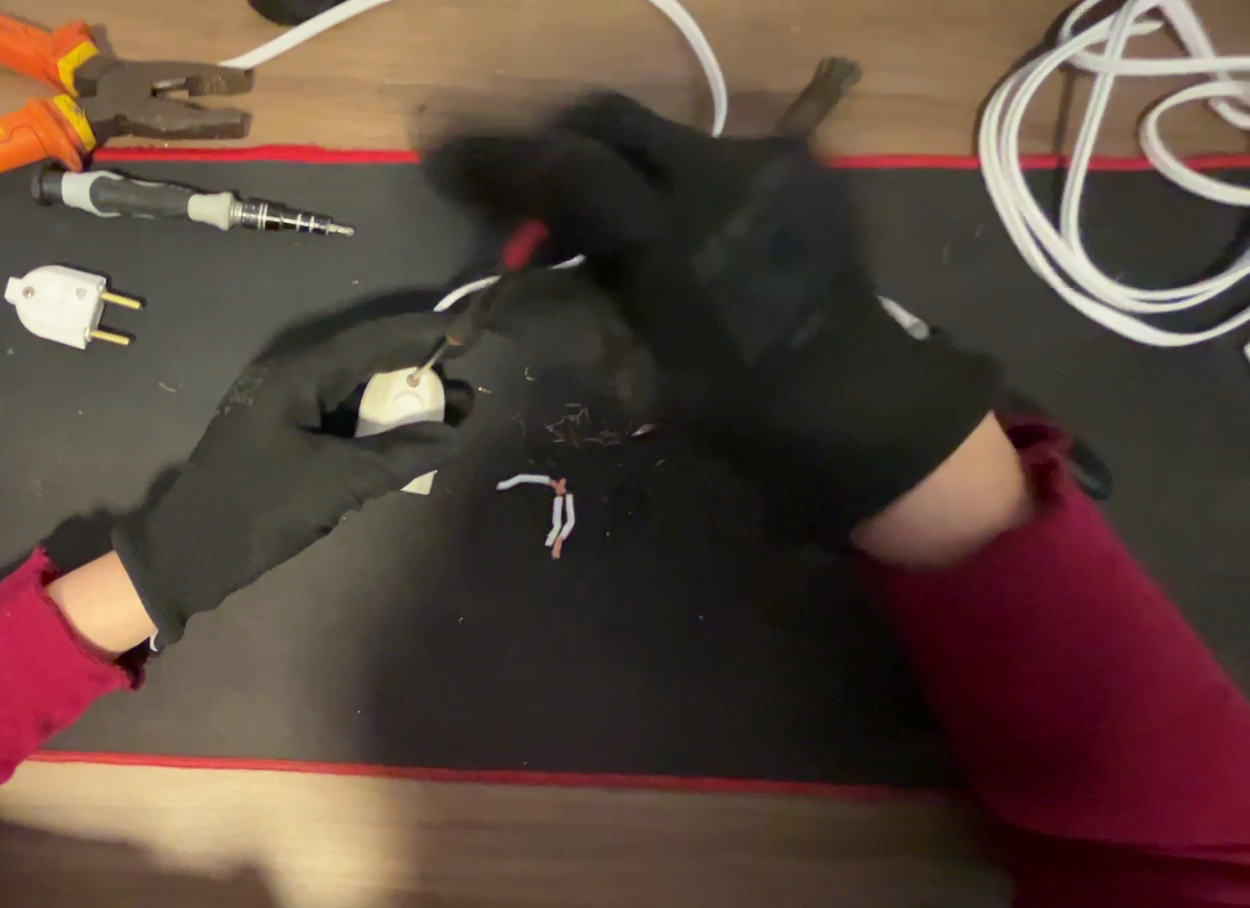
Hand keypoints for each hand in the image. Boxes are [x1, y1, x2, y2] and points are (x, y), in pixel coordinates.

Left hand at [113, 314, 471, 644]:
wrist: (191, 551)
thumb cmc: (259, 509)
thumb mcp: (336, 482)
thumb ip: (398, 456)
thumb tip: (453, 436)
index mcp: (296, 374)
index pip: (372, 339)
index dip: (423, 334)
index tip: (470, 332)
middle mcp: (291, 380)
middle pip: (365, 364)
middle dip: (417, 376)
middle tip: (466, 394)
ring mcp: (284, 410)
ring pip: (352, 396)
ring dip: (396, 408)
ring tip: (447, 420)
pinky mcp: (283, 439)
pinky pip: (337, 424)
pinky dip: (371, 432)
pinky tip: (403, 445)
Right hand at [428, 94, 1000, 540]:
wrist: (850, 393)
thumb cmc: (729, 402)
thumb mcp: (630, 372)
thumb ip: (565, 308)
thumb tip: (509, 273)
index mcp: (677, 242)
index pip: (569, 172)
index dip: (497, 160)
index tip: (443, 157)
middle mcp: (724, 177)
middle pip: (606, 120)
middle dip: (543, 145)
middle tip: (509, 190)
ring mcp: (767, 160)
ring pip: (651, 134)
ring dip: (598, 169)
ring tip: (580, 231)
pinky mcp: (795, 161)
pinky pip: (697, 152)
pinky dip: (651, 181)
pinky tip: (651, 231)